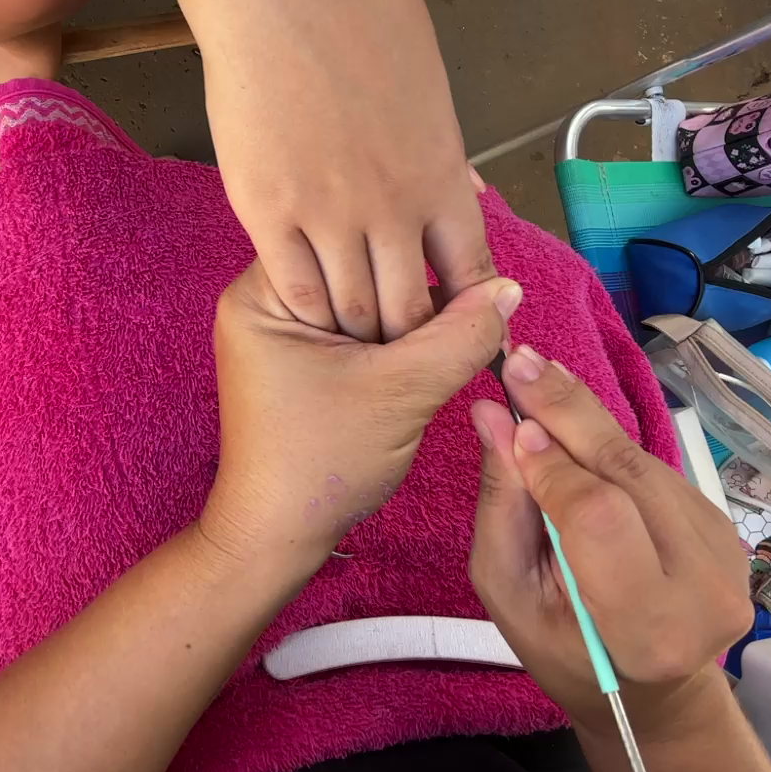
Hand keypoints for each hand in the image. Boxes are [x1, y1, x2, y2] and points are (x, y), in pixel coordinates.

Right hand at [128, 0, 495, 344]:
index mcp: (443, 175)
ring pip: (352, 312)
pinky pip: (296, 290)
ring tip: (349, 344)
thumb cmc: (363, 12)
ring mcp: (329, 211)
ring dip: (356, 335)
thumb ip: (441, 160)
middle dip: (406, 342)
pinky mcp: (266, 207)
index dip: (467, 321)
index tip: (456, 337)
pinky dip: (309, 313)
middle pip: (409, 313)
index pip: (470, 278)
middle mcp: (393, 207)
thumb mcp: (427, 91)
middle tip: (394, 353)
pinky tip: (307, 316)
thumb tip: (461, 196)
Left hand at [200, 261, 521, 573]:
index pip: (345, 239)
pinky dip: (392, 339)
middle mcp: (264, 299)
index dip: (411, 253)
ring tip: (449, 335)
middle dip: (412, 290)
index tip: (465, 270)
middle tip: (465, 309)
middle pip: (355, 267)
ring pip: (363, 299)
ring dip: (408, 317)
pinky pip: (356, 328)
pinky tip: (427, 349)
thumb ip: (459, 337)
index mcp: (263, 292)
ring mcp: (281, 328)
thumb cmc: (322, 463)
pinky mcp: (299, 356)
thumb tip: (507, 288)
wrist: (279, 532)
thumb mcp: (400, 393)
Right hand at [467, 344, 752, 738]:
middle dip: (567, 409)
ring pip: (637, 459)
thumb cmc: (561, 649)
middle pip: (627, 472)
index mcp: (646, 625)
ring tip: (536, 376)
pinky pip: (649, 464)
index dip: (551, 461)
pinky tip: (570, 414)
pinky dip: (603, 435)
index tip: (507, 411)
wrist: (651, 689)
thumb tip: (493, 414)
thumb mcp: (507, 588)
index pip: (599, 516)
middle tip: (519, 358)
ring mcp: (723, 549)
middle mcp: (704, 584)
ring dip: (582, 415)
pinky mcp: (721, 522)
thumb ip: (504, 503)